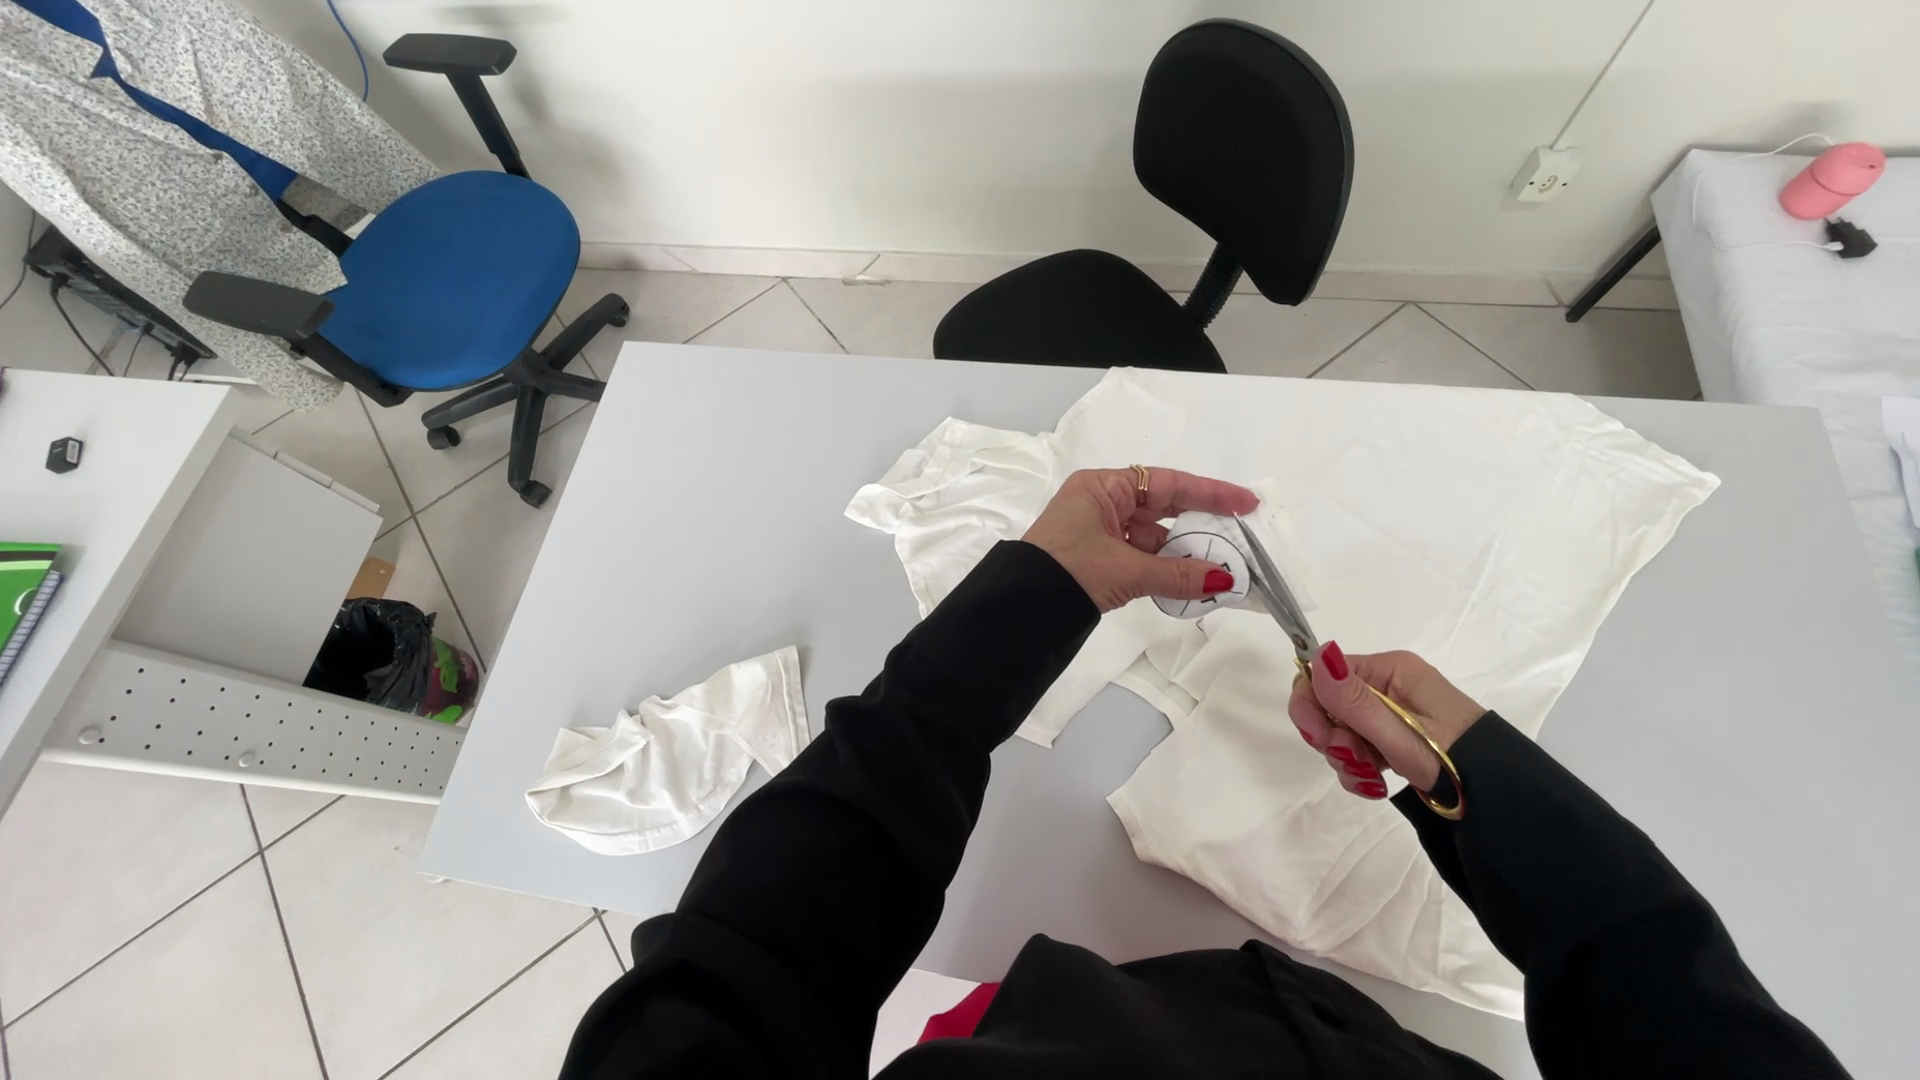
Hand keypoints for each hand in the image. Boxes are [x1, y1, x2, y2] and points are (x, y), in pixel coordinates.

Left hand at [1022, 467, 1258, 612]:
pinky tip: (1191, 580)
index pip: (1166, 483)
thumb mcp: (1126, 570)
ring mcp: (1098, 530)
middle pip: (1162, 507)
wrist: (1019, 607)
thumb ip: (1178, 574)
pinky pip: (1140, 556)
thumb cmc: (1068, 570)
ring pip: (1153, 536)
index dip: (1209, 492)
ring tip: (1222, 566)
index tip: (1245, 503)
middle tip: (1239, 534)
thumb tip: (1225, 580)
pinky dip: (1165, 567)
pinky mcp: (1098, 557)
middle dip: (1200, 523)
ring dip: (1183, 552)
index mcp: (1102, 488)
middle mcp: (1101, 503)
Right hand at [1287, 643, 1485, 797]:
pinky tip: (1375, 782)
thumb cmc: (1453, 760)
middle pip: (1327, 704)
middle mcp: (1386, 683)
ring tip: (1372, 776)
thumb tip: (1317, 656)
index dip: (1310, 704)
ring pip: (1338, 730)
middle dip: (1331, 737)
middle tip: (1352, 761)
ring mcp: (1388, 710)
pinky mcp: (1391, 735)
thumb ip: (1354, 701)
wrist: (1500, 797)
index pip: (1323, 672)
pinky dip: (1357, 768)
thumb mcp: (1400, 734)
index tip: (1317, 738)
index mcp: (1389, 670)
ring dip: (1345, 757)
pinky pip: (1355, 747)